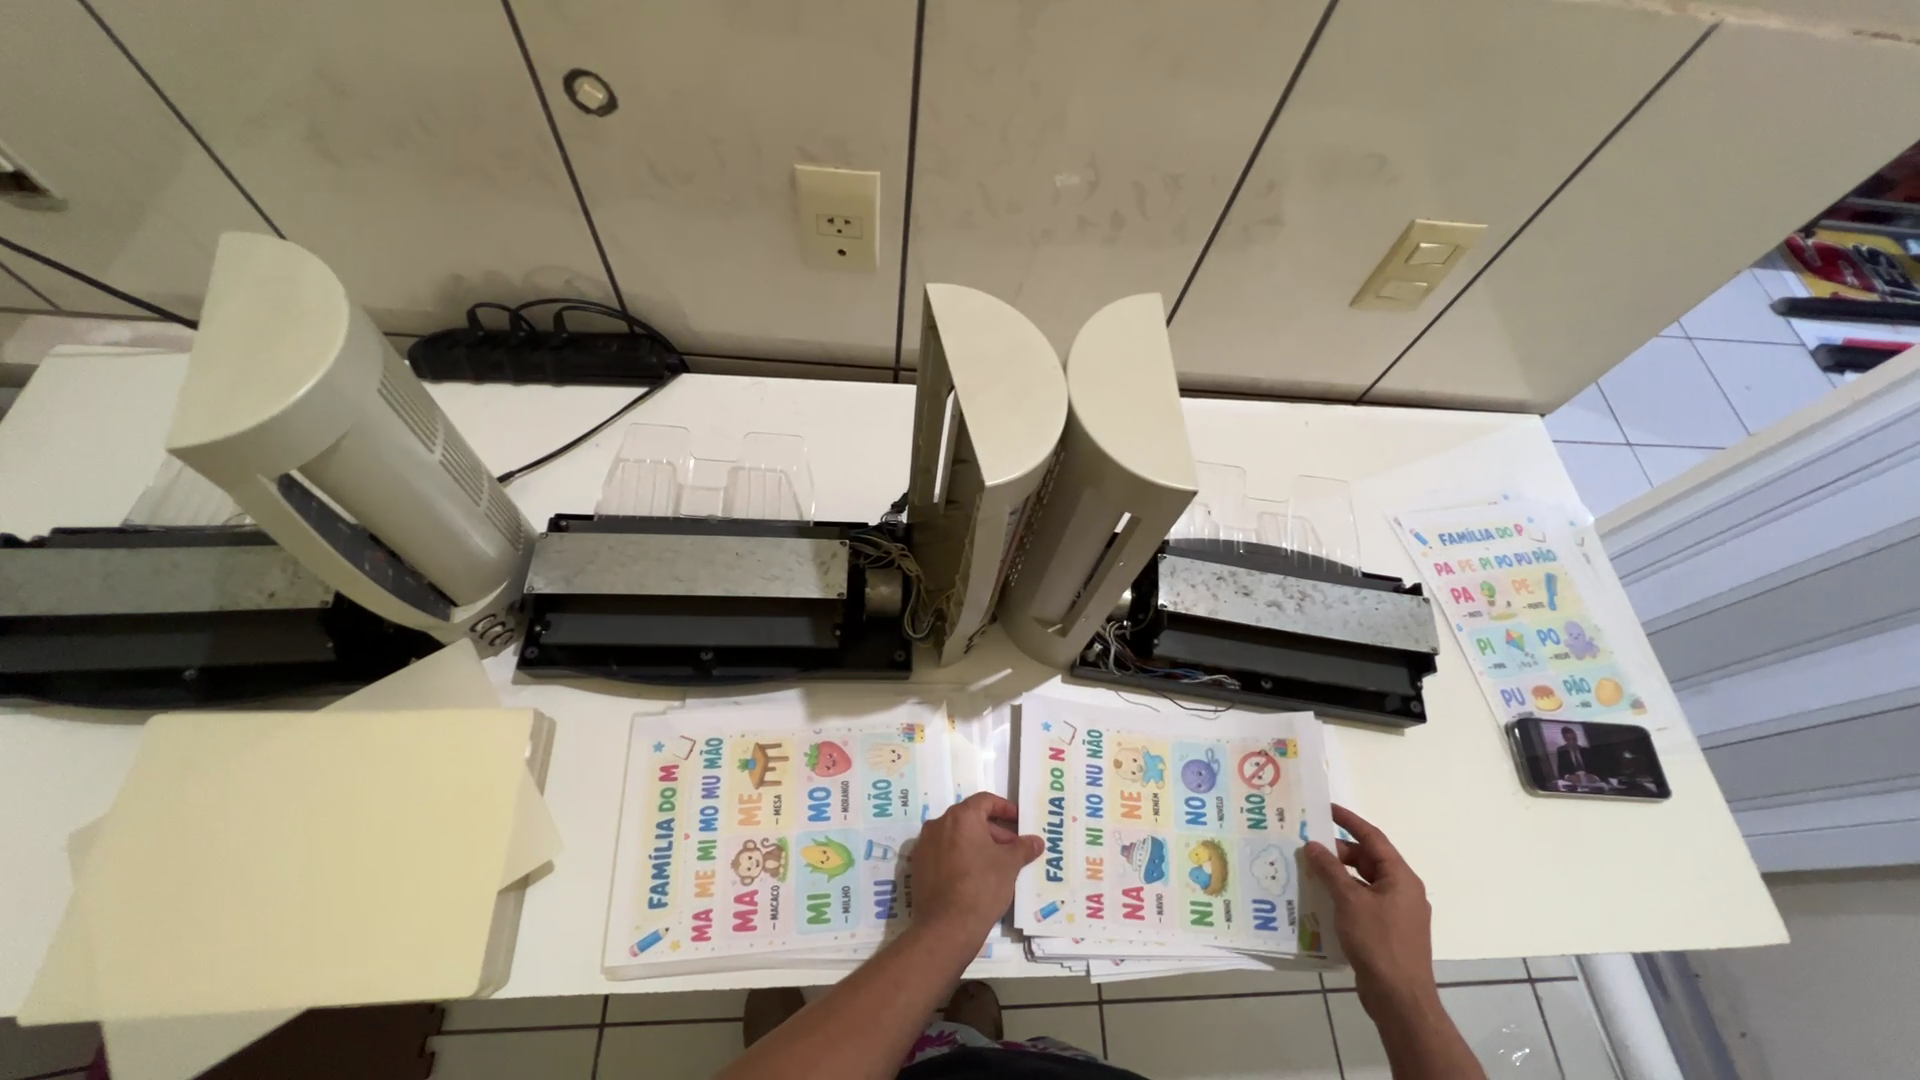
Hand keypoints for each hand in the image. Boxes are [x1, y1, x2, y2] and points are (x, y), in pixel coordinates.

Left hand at [909, 792, 1042, 942]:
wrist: (946, 926)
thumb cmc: (982, 886)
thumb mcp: (1009, 865)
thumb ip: (1023, 848)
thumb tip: (1036, 841)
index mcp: (960, 817)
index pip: (985, 801)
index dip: (1005, 808)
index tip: (1019, 820)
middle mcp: (938, 824)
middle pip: (970, 819)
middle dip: (994, 831)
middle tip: (1012, 848)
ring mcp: (925, 846)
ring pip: (956, 837)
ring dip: (977, 845)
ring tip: (996, 864)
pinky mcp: (918, 867)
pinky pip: (944, 853)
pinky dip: (960, 857)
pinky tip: (975, 876)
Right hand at [1306, 805, 1438, 1018]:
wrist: (1400, 998)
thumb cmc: (1378, 942)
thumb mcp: (1349, 901)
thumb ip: (1330, 870)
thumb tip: (1313, 845)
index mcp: (1400, 878)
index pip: (1373, 838)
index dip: (1349, 821)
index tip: (1326, 808)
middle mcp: (1402, 891)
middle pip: (1368, 860)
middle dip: (1338, 852)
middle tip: (1307, 845)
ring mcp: (1397, 913)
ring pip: (1364, 882)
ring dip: (1338, 875)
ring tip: (1308, 870)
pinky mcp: (1388, 931)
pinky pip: (1363, 902)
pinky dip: (1343, 896)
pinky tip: (1321, 899)